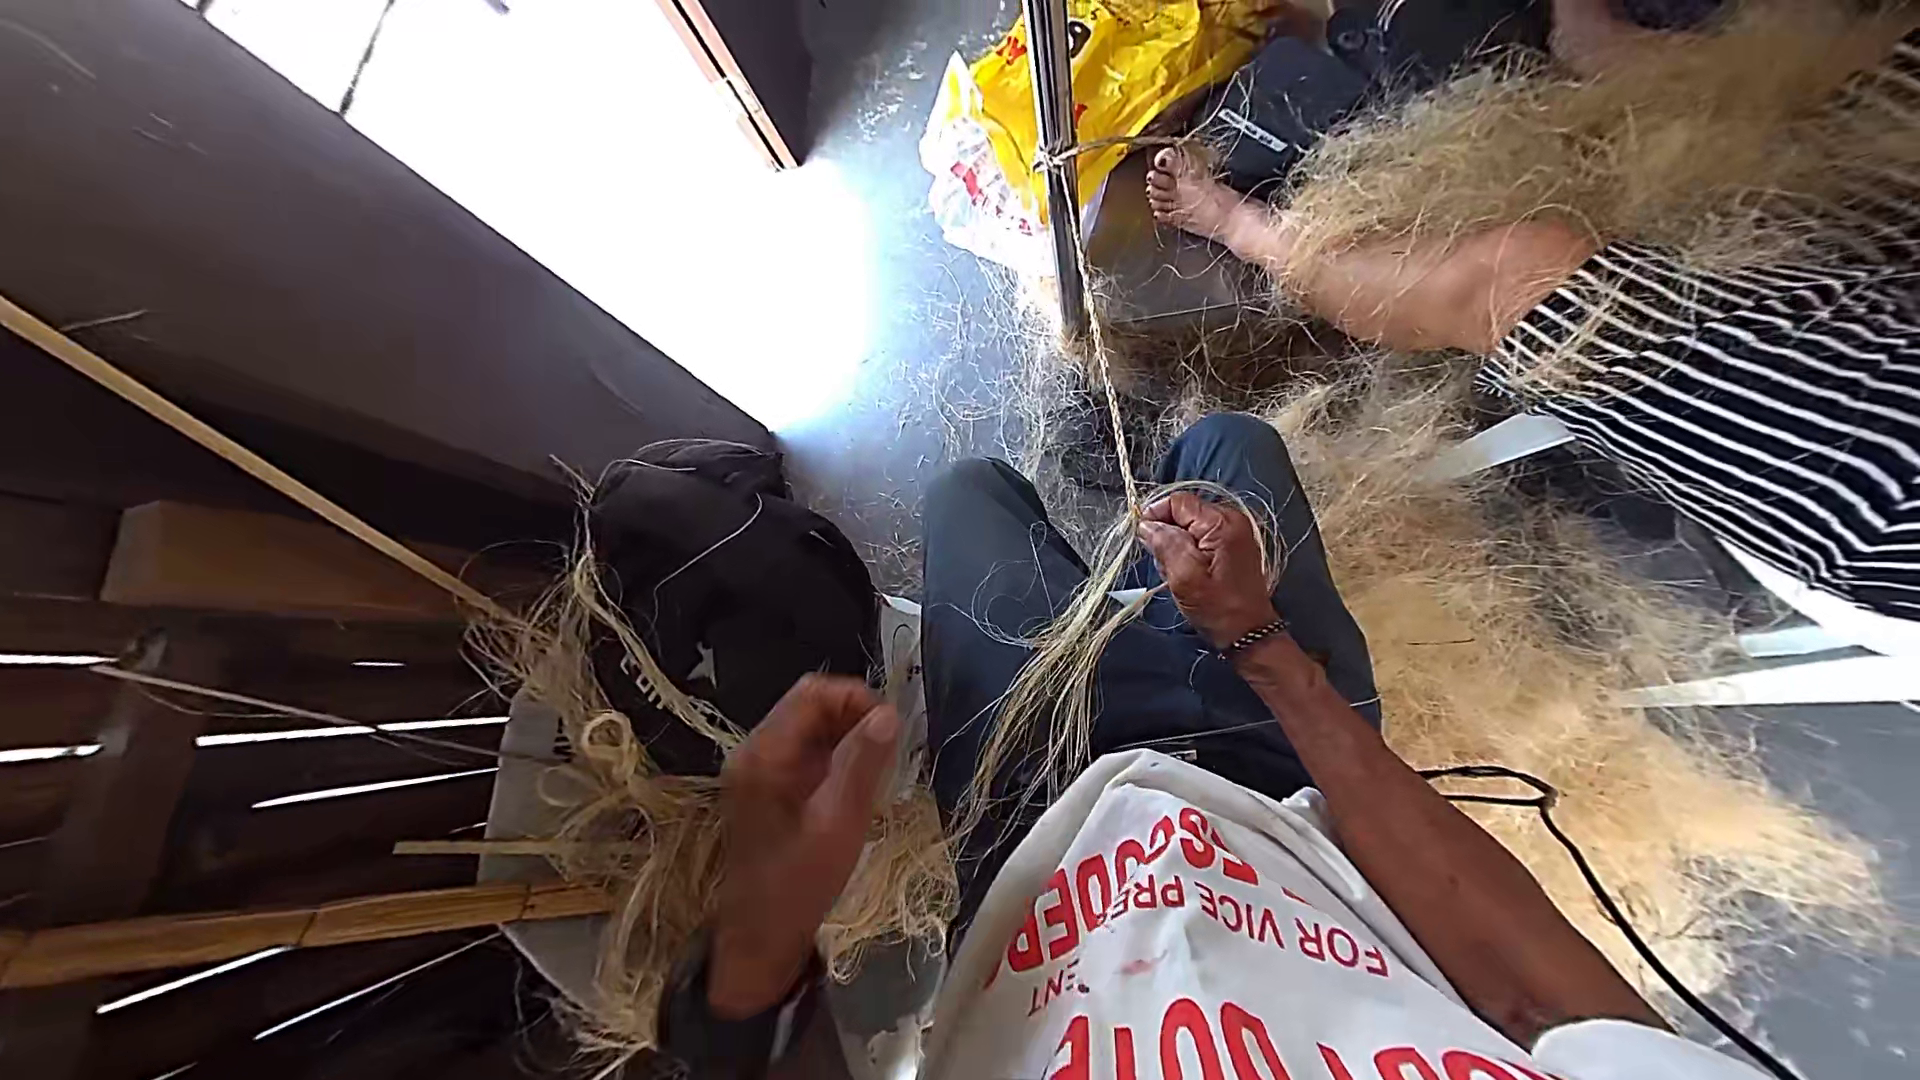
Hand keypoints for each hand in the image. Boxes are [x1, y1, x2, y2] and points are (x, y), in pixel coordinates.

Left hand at [709, 675, 898, 1016]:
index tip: (890, 725)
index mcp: (765, 754)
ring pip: (809, 722)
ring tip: (877, 758)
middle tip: (889, 742)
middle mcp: (755, 750)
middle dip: (853, 712)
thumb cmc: (799, 884)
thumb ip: (863, 763)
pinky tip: (855, 774)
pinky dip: (835, 749)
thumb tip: (890, 713)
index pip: (812, 694)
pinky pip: (805, 746)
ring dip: (846, 730)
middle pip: (809, 703)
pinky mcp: (767, 782)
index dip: (856, 697)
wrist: (759, 941)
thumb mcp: (840, 823)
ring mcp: (758, 766)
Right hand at [1136, 491, 1278, 648]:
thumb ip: (1165, 543)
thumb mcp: (1185, 576)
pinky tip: (1186, 574)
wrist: (1248, 633)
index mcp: (1221, 522)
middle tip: (1165, 564)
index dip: (1155, 515)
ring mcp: (1232, 533)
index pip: (1177, 501)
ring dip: (1174, 547)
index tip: (1143, 539)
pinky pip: (1197, 539)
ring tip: (1176, 573)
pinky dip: (1185, 553)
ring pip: (1187, 527)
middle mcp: (1231, 519)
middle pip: (1182, 513)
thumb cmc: (1217, 607)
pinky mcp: (1230, 546)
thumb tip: (1146, 524)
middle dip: (1165, 535)